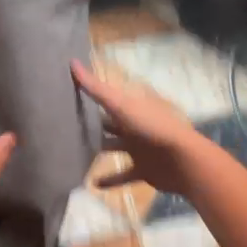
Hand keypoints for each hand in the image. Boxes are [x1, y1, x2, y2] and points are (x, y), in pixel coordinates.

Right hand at [73, 61, 216, 195]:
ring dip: (97, 150)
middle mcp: (132, 125)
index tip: (66, 93)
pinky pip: (122, 175)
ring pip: (112, 147)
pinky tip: (93, 184)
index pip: (105, 98)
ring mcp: (137, 148)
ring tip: (73, 152)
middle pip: (107, 123)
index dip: (89, 94)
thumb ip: (96, 88)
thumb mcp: (120, 105)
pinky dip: (110, 179)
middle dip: (91, 124)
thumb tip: (71, 61)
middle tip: (64, 125)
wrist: (182, 160)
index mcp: (129, 106)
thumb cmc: (151, 127)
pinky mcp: (141, 169)